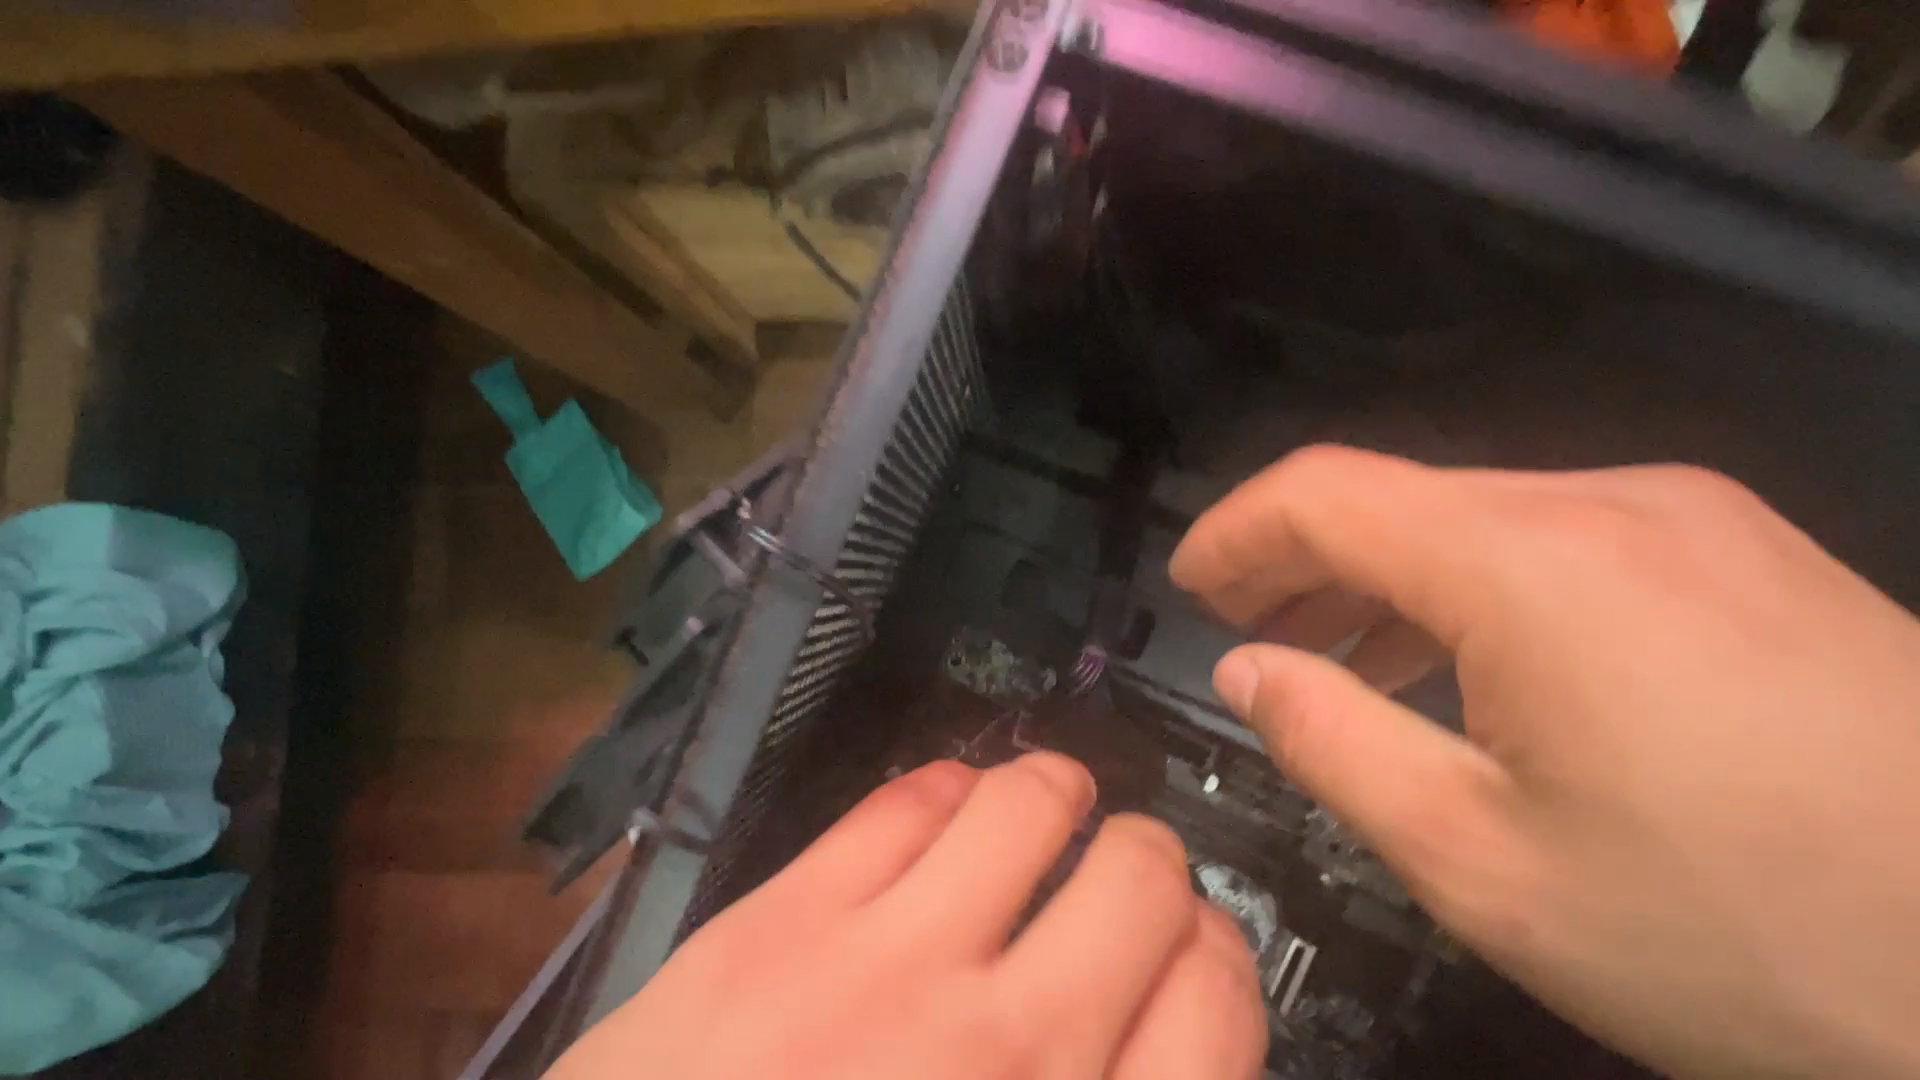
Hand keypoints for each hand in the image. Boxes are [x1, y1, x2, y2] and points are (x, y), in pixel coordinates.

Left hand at [544, 753, 1267, 1079]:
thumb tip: (1157, 1021)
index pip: (1215, 1002)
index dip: (1211, 955)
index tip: (1185, 947)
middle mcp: (1004, 1053)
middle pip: (1141, 880)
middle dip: (1147, 861)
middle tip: (1118, 874)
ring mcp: (885, 970)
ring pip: (1028, 803)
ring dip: (1057, 790)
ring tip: (1051, 803)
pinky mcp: (782, 918)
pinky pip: (907, 798)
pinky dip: (951, 787)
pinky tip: (953, 805)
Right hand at [1170, 446, 1919, 1079]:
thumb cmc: (1750, 934)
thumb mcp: (1480, 859)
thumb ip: (1329, 741)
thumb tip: (1247, 669)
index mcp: (1532, 562)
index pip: (1322, 493)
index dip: (1231, 530)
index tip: (1185, 583)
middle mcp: (1607, 504)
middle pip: (1392, 494)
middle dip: (1291, 556)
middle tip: (1235, 624)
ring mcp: (1686, 521)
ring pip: (1466, 515)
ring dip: (1371, 574)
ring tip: (1318, 648)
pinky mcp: (1733, 557)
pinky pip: (1544, 543)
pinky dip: (1455, 588)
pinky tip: (1438, 657)